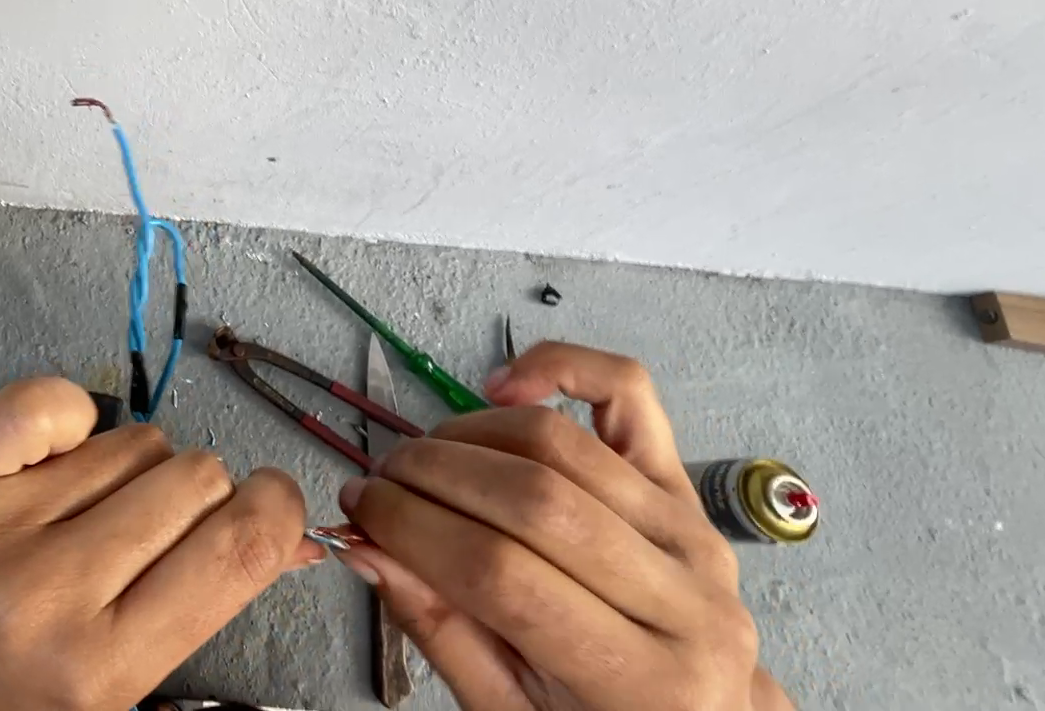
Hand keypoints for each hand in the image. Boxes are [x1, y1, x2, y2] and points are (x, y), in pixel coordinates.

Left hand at [0, 377, 320, 710]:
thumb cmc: (2, 700)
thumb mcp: (112, 689)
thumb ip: (197, 605)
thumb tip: (292, 535)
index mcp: (102, 668)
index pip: (237, 551)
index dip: (277, 508)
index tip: (271, 499)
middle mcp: (48, 591)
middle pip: (191, 477)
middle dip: (194, 491)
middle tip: (151, 524)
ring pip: (131, 440)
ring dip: (130, 465)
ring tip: (86, 509)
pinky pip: (51, 398)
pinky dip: (70, 414)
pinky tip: (54, 453)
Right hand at [336, 343, 793, 710]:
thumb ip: (436, 628)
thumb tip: (361, 546)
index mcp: (645, 681)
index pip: (500, 573)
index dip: (408, 527)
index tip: (355, 510)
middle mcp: (684, 596)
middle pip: (529, 496)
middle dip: (425, 475)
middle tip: (377, 482)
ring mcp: (690, 527)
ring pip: (555, 440)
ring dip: (462, 434)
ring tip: (421, 459)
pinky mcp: (680, 480)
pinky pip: (626, 391)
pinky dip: (557, 365)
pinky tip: (498, 384)